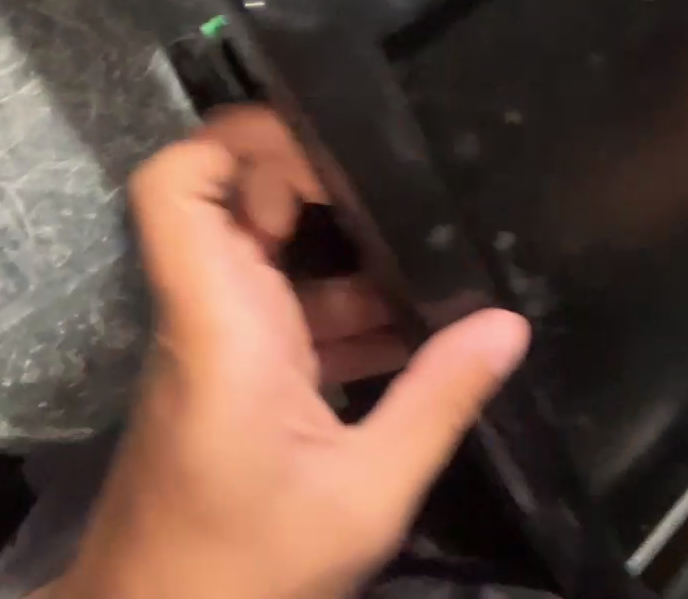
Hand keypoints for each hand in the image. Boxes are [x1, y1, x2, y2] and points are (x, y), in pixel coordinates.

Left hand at [55, 106, 531, 598]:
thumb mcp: (364, 492)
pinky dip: (347, 303)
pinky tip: (415, 324)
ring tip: (432, 246)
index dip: (232, 138)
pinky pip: (295, 305)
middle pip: (241, 198)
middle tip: (401, 185)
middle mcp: (214, 309)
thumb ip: (438, 401)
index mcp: (223, 319)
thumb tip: (508, 327)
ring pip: (275, 251)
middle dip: (316, 180)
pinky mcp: (243, 367)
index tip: (312, 132)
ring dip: (345, 246)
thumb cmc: (244, 570)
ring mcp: (227, 336)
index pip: (179, 186)